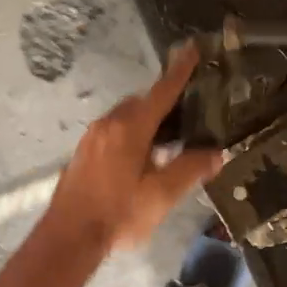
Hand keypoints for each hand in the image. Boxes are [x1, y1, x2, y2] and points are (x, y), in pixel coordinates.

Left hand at [43, 43, 224, 253]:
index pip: (162, 91)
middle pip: (142, 102)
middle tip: (189, 112)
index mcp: (130, 128)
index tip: (192, 48)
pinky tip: (143, 158)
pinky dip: (132, 133)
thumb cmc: (119, 214)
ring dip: (148, 120)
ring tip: (170, 139)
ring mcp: (92, 137)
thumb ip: (190, 169)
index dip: (180, 70)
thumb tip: (217, 152)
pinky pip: (114, 131)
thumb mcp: (162, 195)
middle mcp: (109, 124)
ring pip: (126, 117)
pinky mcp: (84, 152)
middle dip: (164, 102)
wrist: (69, 238)